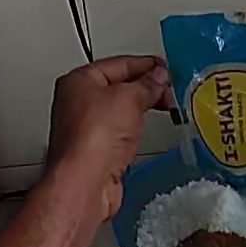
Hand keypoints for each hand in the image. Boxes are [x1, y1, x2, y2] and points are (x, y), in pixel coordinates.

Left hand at [44, 55, 173, 220]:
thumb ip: (147, 84)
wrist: (86, 182)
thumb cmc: (94, 139)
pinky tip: (142, 133)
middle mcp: (77, 104)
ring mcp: (86, 130)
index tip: (165, 69)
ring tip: (162, 108)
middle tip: (168, 91)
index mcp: (79, 81)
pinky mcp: (96, 153)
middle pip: (118, 88)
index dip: (145, 65)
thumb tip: (158, 78)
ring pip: (119, 112)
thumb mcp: (129, 98)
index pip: (118, 64)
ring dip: (140, 110)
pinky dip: (133, 131)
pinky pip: (118, 134)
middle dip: (145, 88)